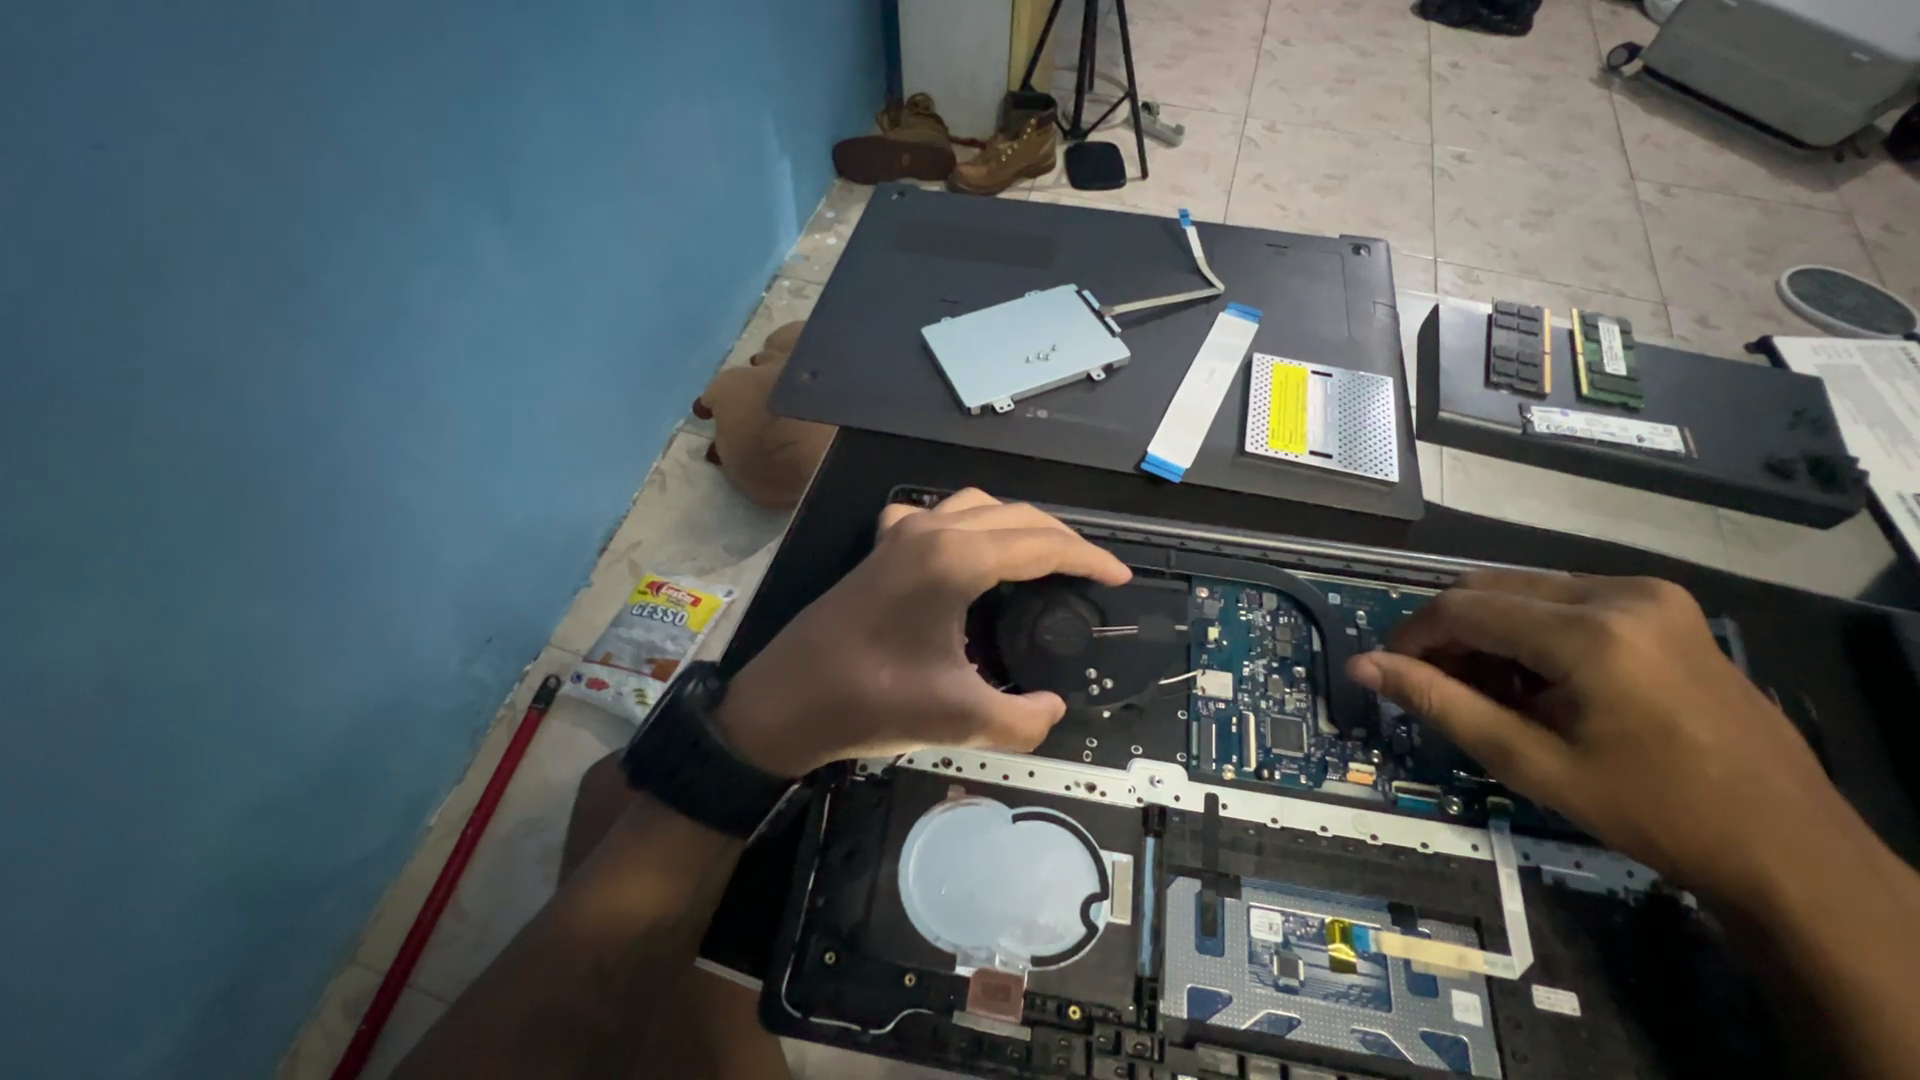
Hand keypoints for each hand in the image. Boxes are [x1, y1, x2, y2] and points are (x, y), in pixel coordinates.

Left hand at [714, 489, 1131, 777]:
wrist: (783, 702)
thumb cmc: (870, 703)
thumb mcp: (959, 719)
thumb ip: (1023, 720)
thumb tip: (1052, 710)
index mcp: (956, 560)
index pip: (1042, 545)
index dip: (1089, 560)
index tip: (1120, 579)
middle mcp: (931, 531)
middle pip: (1017, 517)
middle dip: (1062, 540)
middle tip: (1092, 574)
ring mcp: (901, 534)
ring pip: (979, 506)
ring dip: (1019, 525)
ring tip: (1045, 559)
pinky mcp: (880, 549)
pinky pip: (936, 516)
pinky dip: (968, 524)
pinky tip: (969, 551)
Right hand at [1346, 571, 1853, 902]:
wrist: (1784, 842)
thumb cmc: (1649, 811)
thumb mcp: (1530, 762)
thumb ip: (1440, 702)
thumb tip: (1362, 665)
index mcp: (1590, 633)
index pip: (1463, 608)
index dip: (1413, 636)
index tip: (1390, 672)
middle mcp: (1620, 593)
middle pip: (1492, 588)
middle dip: (1450, 634)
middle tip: (1439, 688)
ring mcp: (1651, 595)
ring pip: (1526, 591)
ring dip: (1490, 632)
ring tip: (1492, 693)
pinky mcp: (1667, 607)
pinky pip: (1567, 599)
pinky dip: (1532, 631)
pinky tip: (1540, 682)